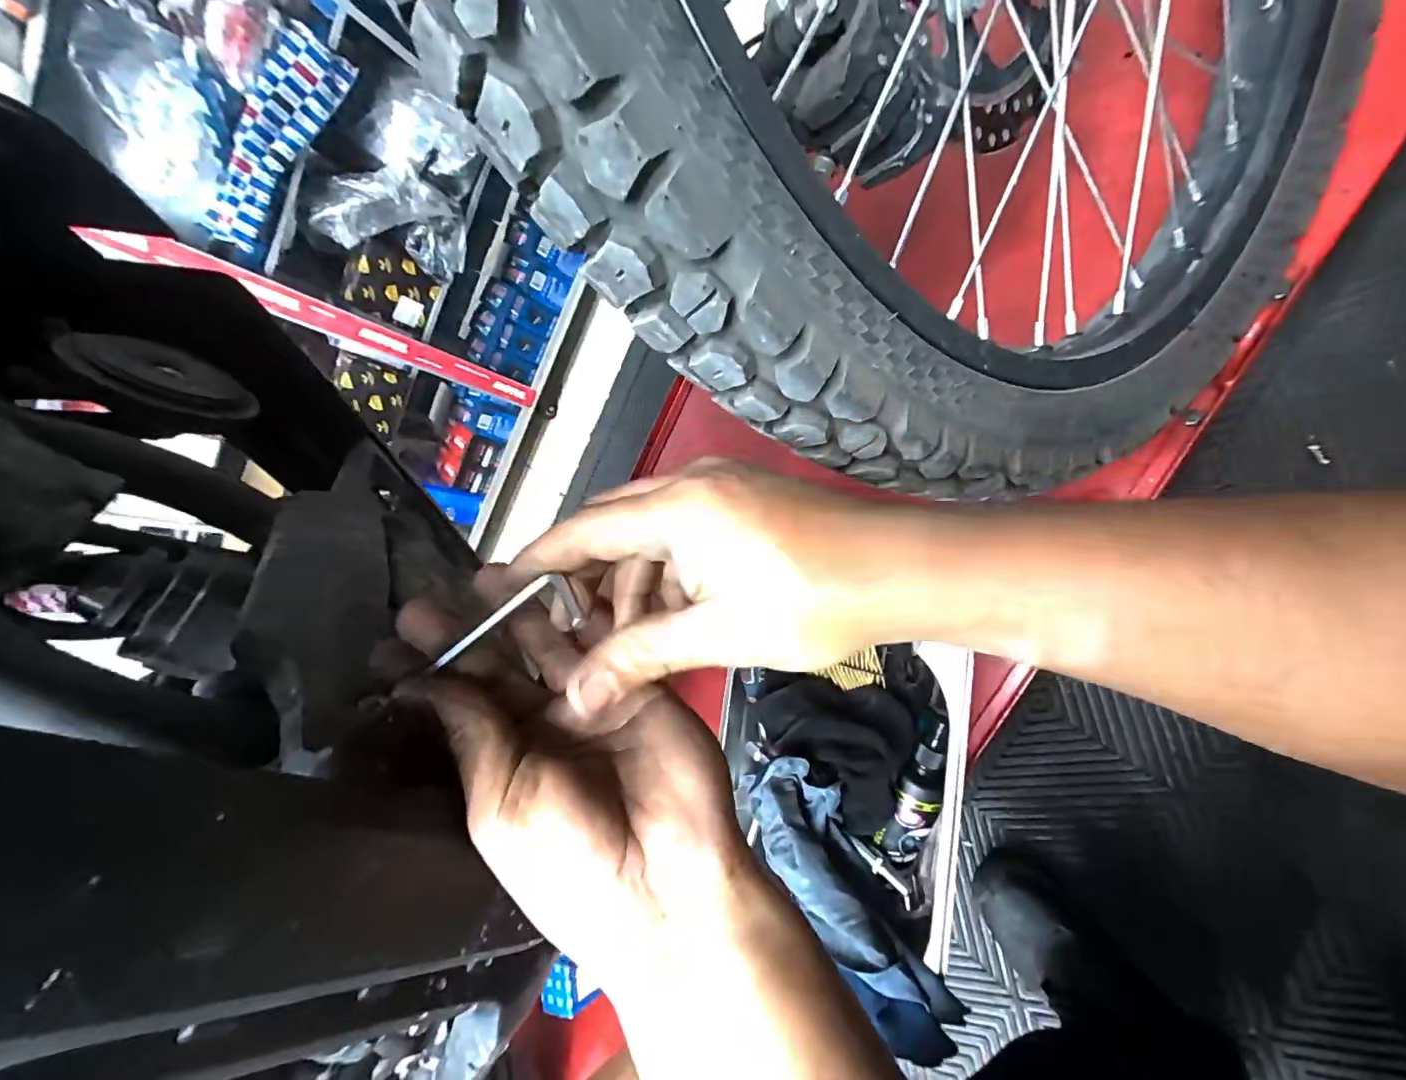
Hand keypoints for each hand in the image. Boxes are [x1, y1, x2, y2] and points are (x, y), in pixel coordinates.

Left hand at [393, 570, 901, 1079]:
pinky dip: (582, 613)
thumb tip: (421, 684)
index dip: (428, 676)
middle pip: (499, 669)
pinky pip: (603, 642)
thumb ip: (472, 734)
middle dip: (464, 636)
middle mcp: (544, 728)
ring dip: (518, 613)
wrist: (666, 878)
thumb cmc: (567, 858)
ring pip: (548, 647)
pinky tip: (555, 582)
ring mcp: (591, 703)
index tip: (389, 645)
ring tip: (485, 578)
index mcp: (504, 763)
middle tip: (422, 604)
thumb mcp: (501, 803)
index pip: (460, 709)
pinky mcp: (634, 686)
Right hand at [511, 460, 908, 718]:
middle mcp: (693, 484)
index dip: (540, 561)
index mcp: (679, 507)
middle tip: (571, 630)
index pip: (584, 529)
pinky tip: (674, 614)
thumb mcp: (719, 633)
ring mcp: (723, 488)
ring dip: (635, 582)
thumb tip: (583, 690)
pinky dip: (671, 571)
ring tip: (630, 638)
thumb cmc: (818, 600)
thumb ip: (642, 655)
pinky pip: (686, 533)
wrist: (901, 570)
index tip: (504, 586)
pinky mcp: (745, 502)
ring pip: (652, 533)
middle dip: (589, 578)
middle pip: (613, 526)